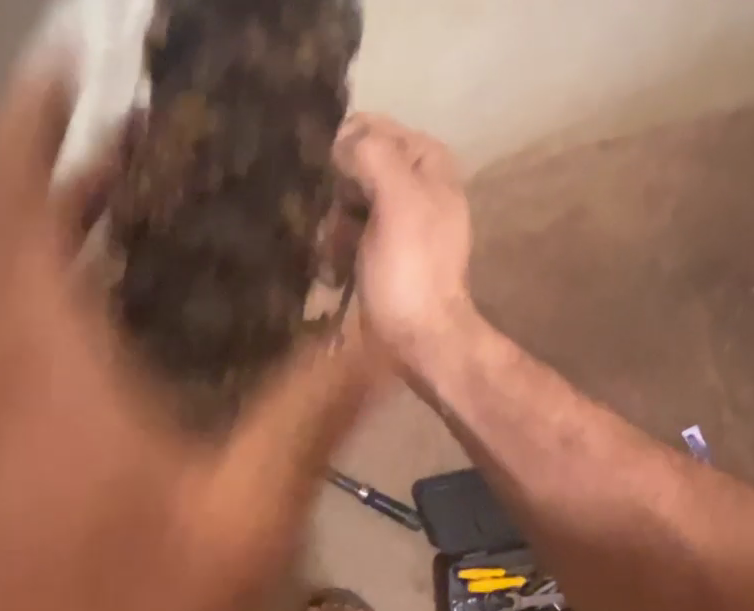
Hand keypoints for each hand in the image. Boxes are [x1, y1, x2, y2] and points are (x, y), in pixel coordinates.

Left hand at [0, 73, 376, 610]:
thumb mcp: (242, 524)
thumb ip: (307, 415)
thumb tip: (378, 336)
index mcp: (37, 360)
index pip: (10, 193)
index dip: (31, 119)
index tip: (64, 72)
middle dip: (64, 193)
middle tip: (141, 177)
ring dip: (43, 270)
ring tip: (123, 264)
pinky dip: (21, 337)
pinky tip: (79, 379)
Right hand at [334, 115, 479, 370]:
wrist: (419, 339)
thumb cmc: (411, 270)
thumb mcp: (398, 201)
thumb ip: (373, 155)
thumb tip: (339, 138)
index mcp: (426, 161)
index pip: (371, 128)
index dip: (343, 149)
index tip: (326, 179)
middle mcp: (413, 183)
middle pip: (353, 166)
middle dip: (335, 196)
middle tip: (334, 224)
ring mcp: (395, 220)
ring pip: (343, 203)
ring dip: (331, 228)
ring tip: (333, 256)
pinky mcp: (378, 253)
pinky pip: (344, 235)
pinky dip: (335, 250)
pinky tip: (333, 272)